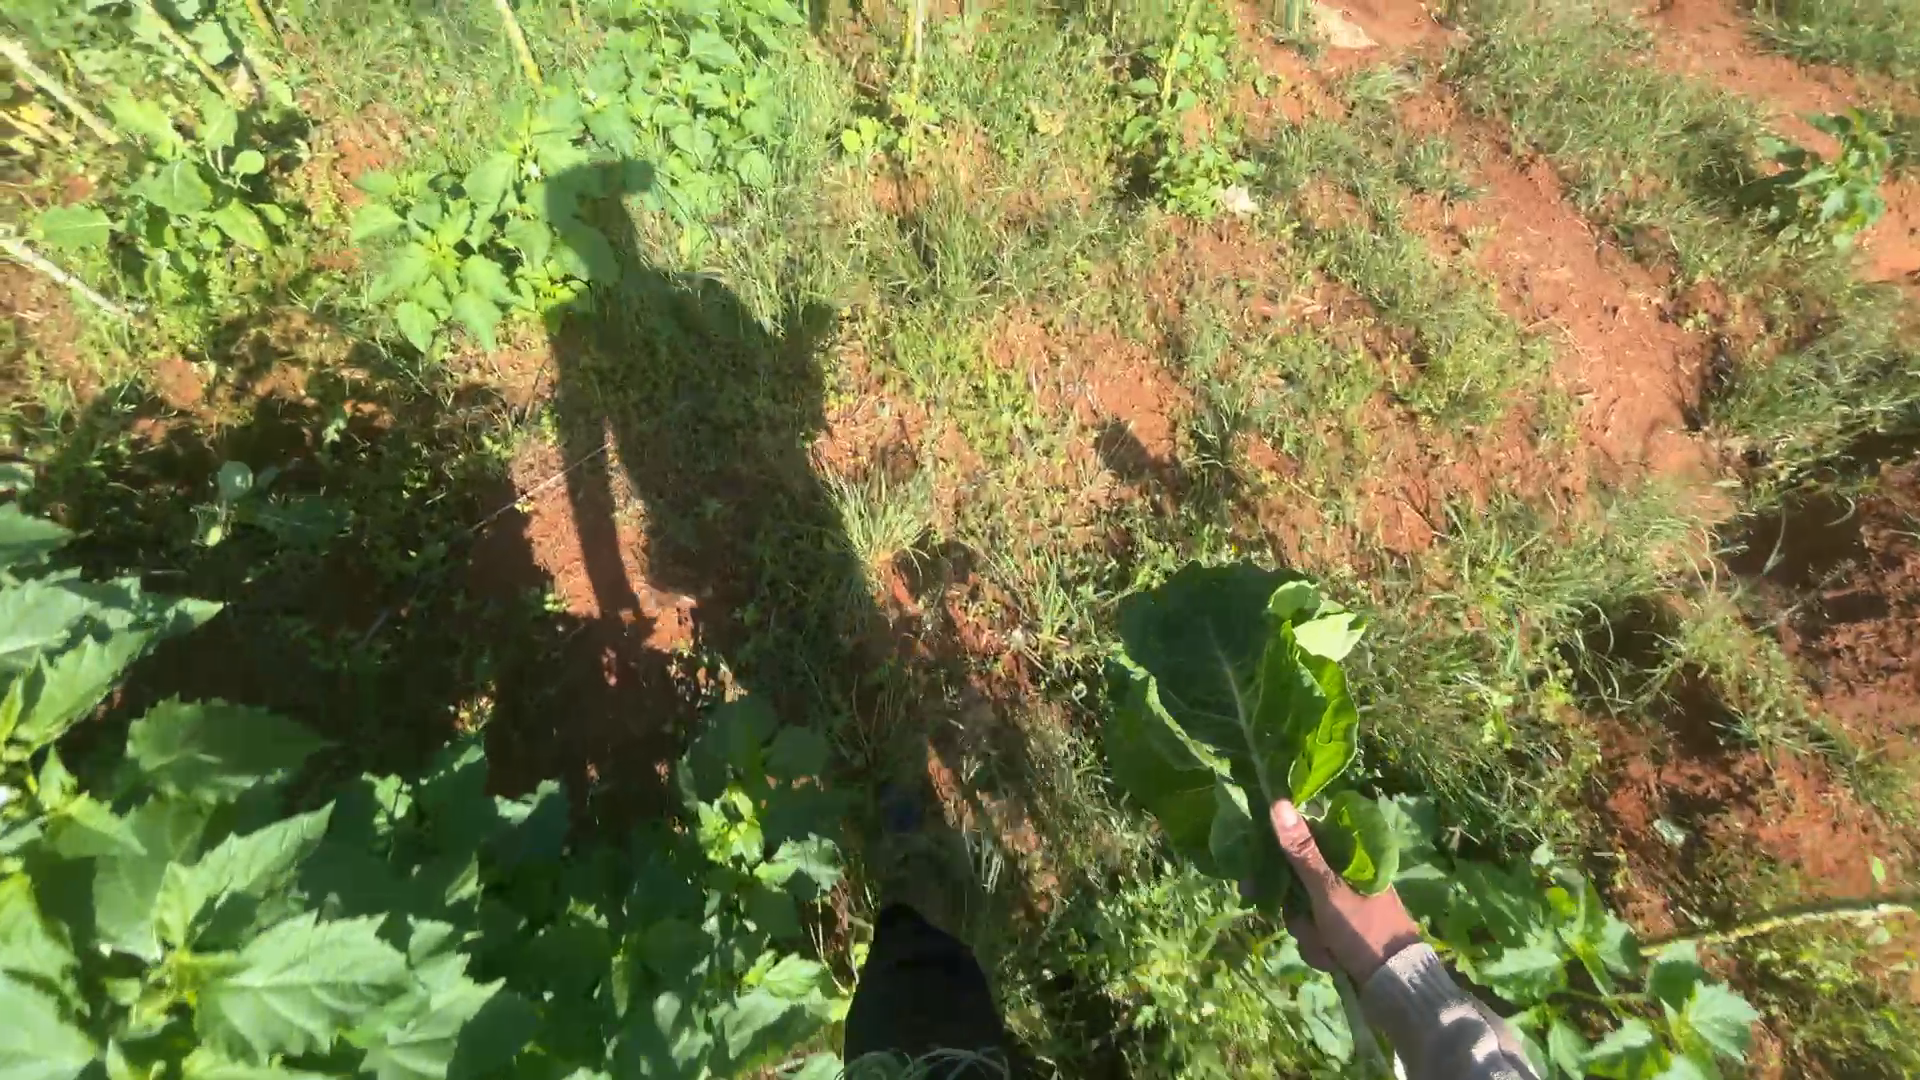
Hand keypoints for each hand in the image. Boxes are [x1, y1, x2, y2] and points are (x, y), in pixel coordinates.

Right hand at [1270, 799, 1421, 982]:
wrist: (1399, 992)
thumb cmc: (1365, 931)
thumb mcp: (1328, 890)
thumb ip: (1302, 851)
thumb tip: (1278, 802)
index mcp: (1351, 858)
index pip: (1307, 836)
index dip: (1280, 846)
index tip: (1260, 860)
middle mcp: (1346, 877)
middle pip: (1298, 874)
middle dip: (1290, 901)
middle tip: (1286, 914)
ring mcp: (1344, 905)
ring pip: (1302, 905)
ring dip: (1305, 928)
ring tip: (1323, 945)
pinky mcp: (1342, 931)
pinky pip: (1313, 929)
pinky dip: (1317, 945)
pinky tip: (1330, 957)